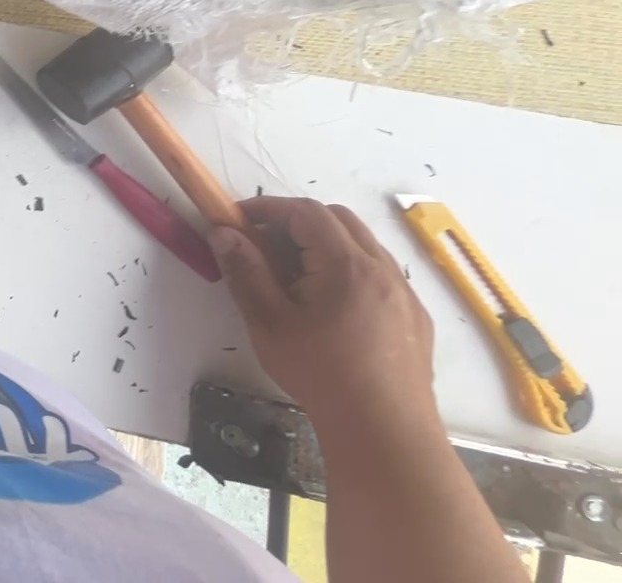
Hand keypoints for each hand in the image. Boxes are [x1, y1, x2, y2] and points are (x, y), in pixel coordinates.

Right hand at [210, 198, 437, 441]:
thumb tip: (223, 232)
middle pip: (339, 219)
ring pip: (362, 244)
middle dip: (295, 221)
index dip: (268, 208)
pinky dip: (346, 267)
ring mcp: (405, 294)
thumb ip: (245, 269)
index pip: (307, 212)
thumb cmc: (319, 370)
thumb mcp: (267, 319)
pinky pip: (378, 272)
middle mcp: (384, 270)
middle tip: (262, 244)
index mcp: (348, 266)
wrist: (384, 429)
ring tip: (291, 275)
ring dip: (322, 243)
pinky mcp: (414, 317)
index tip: (237, 221)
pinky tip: (326, 303)